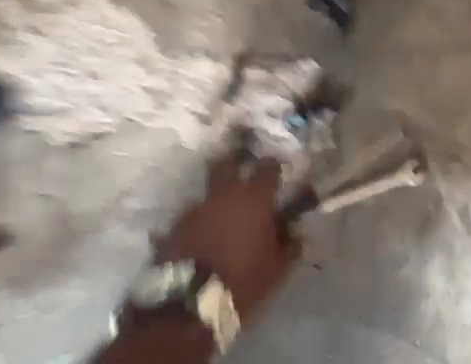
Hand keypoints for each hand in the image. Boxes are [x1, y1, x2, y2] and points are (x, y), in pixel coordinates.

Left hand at [155, 154, 302, 318]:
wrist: (187, 306)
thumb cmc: (242, 281)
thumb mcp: (276, 269)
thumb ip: (290, 246)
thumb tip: (297, 234)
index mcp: (255, 199)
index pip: (268, 167)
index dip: (274, 167)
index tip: (278, 171)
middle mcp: (224, 195)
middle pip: (227, 164)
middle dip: (235, 165)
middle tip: (241, 175)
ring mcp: (195, 210)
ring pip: (207, 194)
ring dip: (215, 201)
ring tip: (220, 218)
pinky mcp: (173, 230)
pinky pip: (189, 220)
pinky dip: (197, 225)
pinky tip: (200, 240)